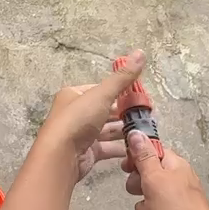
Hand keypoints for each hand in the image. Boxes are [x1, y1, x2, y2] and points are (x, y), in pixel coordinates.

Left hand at [32, 51, 145, 185]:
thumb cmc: (77, 120)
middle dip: (124, 112)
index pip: (100, 90)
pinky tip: (135, 147)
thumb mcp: (102, 94)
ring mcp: (81, 134)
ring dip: (124, 130)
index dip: (120, 91)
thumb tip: (140, 52)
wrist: (61, 156)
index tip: (140, 95)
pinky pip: (107, 147)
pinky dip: (120, 147)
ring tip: (145, 130)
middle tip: (147, 114)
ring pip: (107, 130)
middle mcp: (75, 113)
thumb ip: (122, 78)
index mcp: (74, 95)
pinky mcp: (87, 152)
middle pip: (104, 110)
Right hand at [122, 131, 208, 209]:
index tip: (126, 167)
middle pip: (146, 177)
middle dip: (138, 188)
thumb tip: (136, 132)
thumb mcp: (155, 179)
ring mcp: (175, 204)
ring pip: (147, 202)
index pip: (152, 151)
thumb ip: (144, 156)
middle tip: (141, 193)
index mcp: (175, 166)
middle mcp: (176, 182)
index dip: (137, 157)